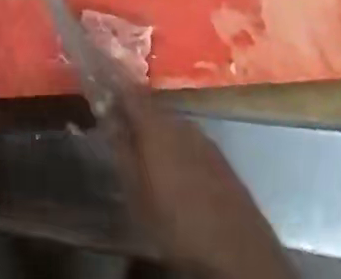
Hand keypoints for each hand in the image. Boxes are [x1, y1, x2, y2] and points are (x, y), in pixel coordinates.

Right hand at [110, 88, 294, 278]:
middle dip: (133, 108)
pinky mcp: (221, 159)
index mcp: (157, 127)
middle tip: (115, 117)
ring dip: (155, 125)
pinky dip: (175, 141)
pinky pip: (189, 138)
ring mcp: (206, 140)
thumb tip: (108, 115)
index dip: (113, 85)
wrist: (241, 257)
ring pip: (172, 122)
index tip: (99, 83)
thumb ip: (122, 149)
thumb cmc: (178, 225)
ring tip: (140, 140)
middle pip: (152, 105)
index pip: (130, 92)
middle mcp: (183, 124)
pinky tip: (170, 160)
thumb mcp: (137, 192)